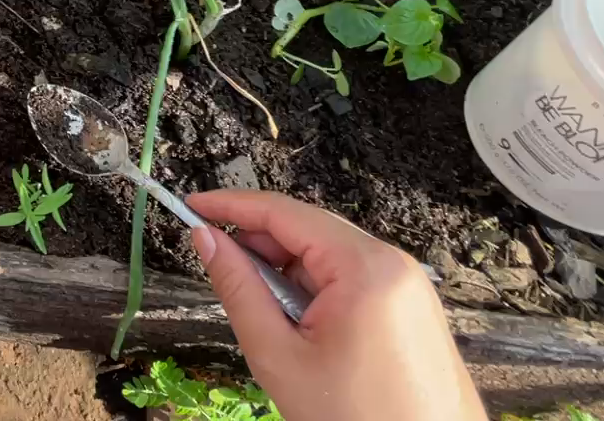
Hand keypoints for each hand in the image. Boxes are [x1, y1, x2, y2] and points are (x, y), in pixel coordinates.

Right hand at [185, 190, 481, 420]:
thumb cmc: (354, 420)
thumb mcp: (278, 354)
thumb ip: (236, 286)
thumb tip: (203, 236)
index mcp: (364, 267)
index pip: (282, 212)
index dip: (230, 204)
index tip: (192, 205)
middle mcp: (393, 263)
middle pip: (305, 227)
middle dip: (259, 243)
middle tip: (224, 269)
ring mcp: (408, 285)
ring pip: (324, 252)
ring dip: (286, 270)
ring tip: (272, 317)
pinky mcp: (412, 307)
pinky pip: (349, 275)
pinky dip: (314, 287)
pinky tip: (303, 326)